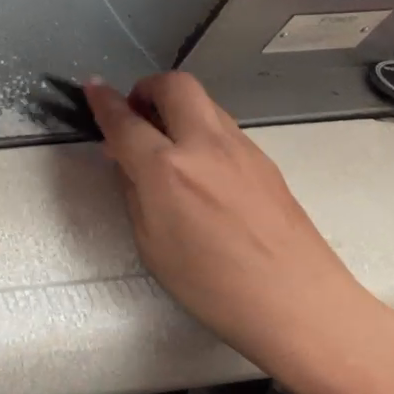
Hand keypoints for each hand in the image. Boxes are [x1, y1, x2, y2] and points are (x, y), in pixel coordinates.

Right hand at [83, 73, 393, 393]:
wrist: (302, 307)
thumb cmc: (212, 285)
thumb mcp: (150, 243)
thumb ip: (135, 192)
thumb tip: (127, 161)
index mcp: (167, 169)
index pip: (125, 120)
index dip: (102, 101)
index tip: (91, 88)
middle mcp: (205, 147)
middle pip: (175, 86)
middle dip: (147, 88)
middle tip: (134, 114)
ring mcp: (242, 151)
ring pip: (203, 103)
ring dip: (176, 108)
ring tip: (163, 143)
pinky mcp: (266, 164)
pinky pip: (223, 128)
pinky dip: (199, 130)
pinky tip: (196, 167)